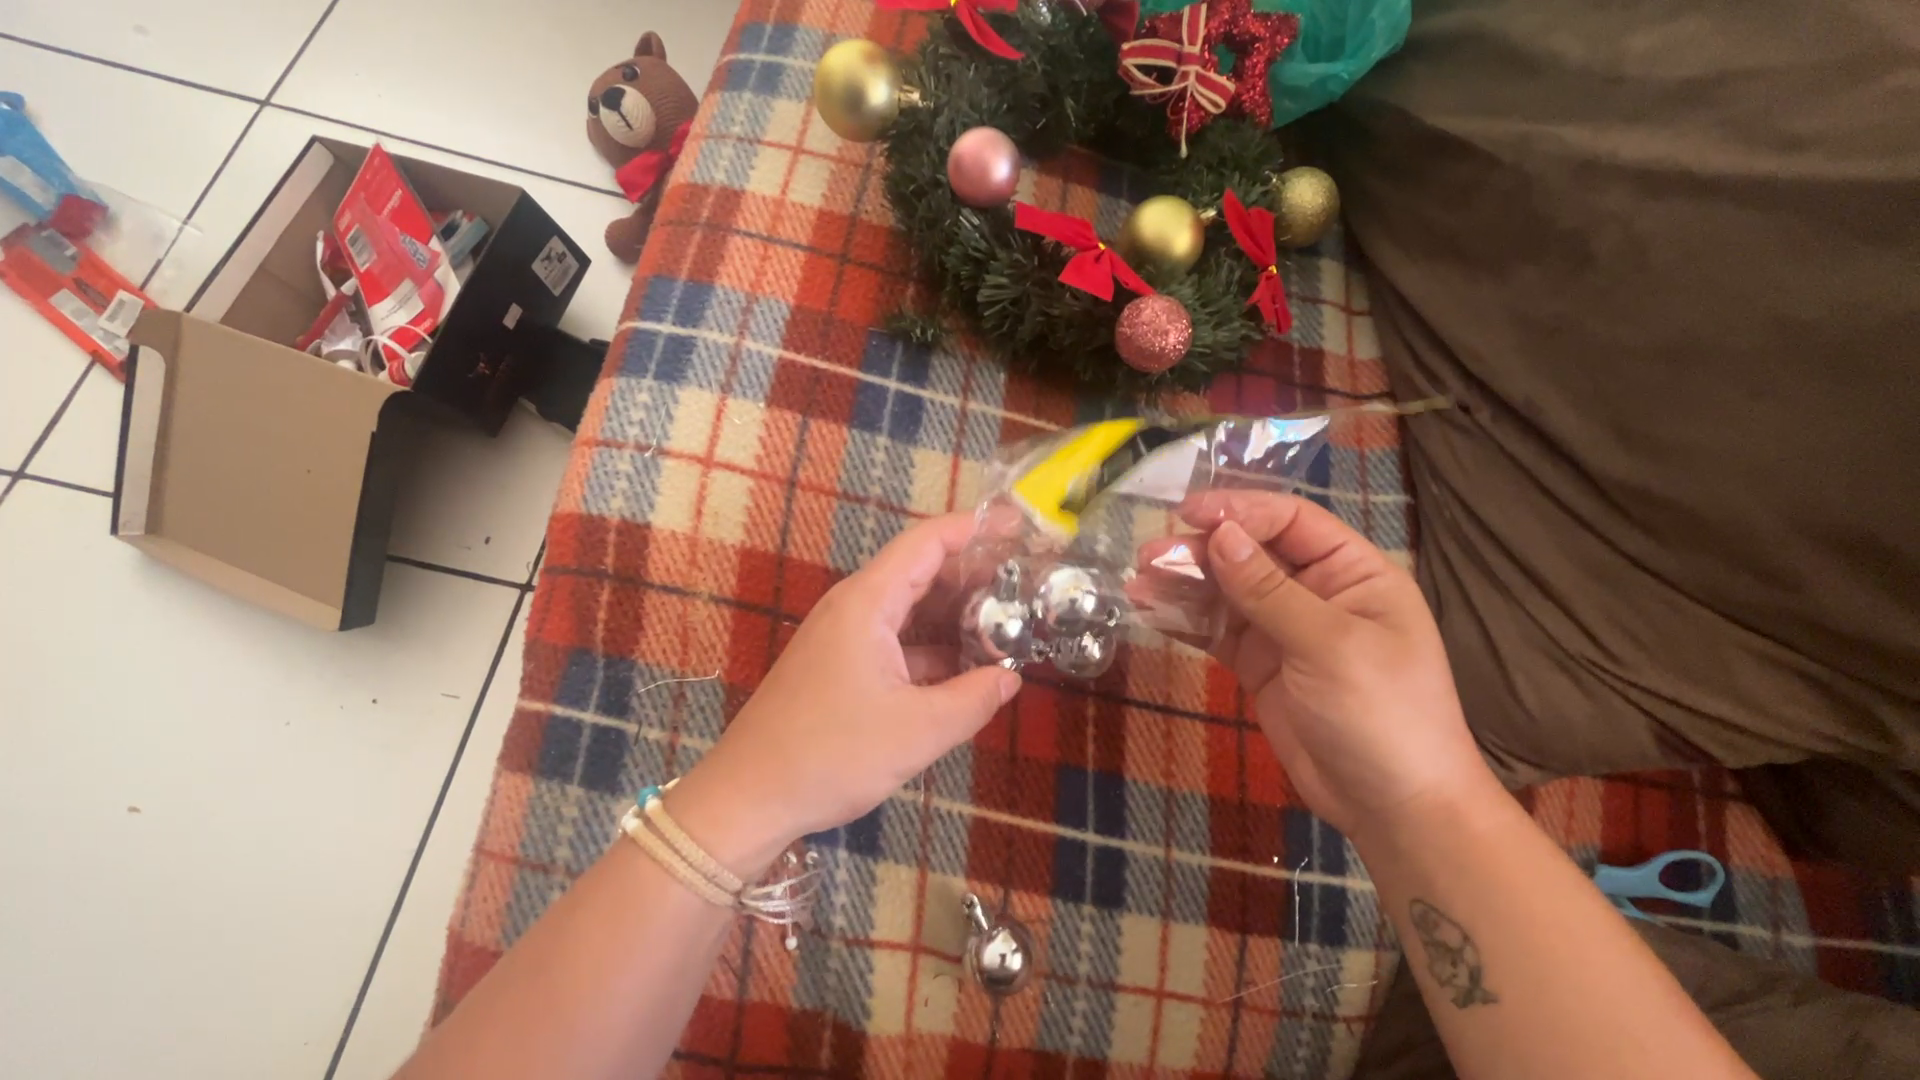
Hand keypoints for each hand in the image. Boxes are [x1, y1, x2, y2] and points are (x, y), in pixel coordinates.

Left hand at [667, 514, 1021, 876]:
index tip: (1017, 527)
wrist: (749, 797)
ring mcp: (844, 638)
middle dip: (973, 576)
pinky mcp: (840, 667)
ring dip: (955, 616)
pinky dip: (932, 649)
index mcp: (868, 603)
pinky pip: (895, 642)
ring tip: (1008, 624)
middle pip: (920, 572)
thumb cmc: (831, 755)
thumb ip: (973, 699)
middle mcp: (854, 609)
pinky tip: (966, 670)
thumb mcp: (917, 731)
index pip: (925, 543)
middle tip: (1026, 585)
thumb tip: (1010, 678)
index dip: (972, 529)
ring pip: (909, 610)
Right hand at [1175, 492, 1496, 842]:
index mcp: (1352, 573)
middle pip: (1249, 554)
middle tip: (1149, 556)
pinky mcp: (1259, 665)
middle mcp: (1316, 592)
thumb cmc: (1381, 714)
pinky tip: (1150, 611)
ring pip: (1226, 592)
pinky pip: (1216, 632)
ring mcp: (1284, 631)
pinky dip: (1184, 620)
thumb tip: (1220, 535)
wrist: (1393, 808)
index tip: (1186, 514)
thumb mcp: (1328, 646)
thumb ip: (1269, 590)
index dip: (1239, 511)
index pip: (1289, 522)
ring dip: (1183, 585)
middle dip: (1200, 551)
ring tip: (1138, 583)